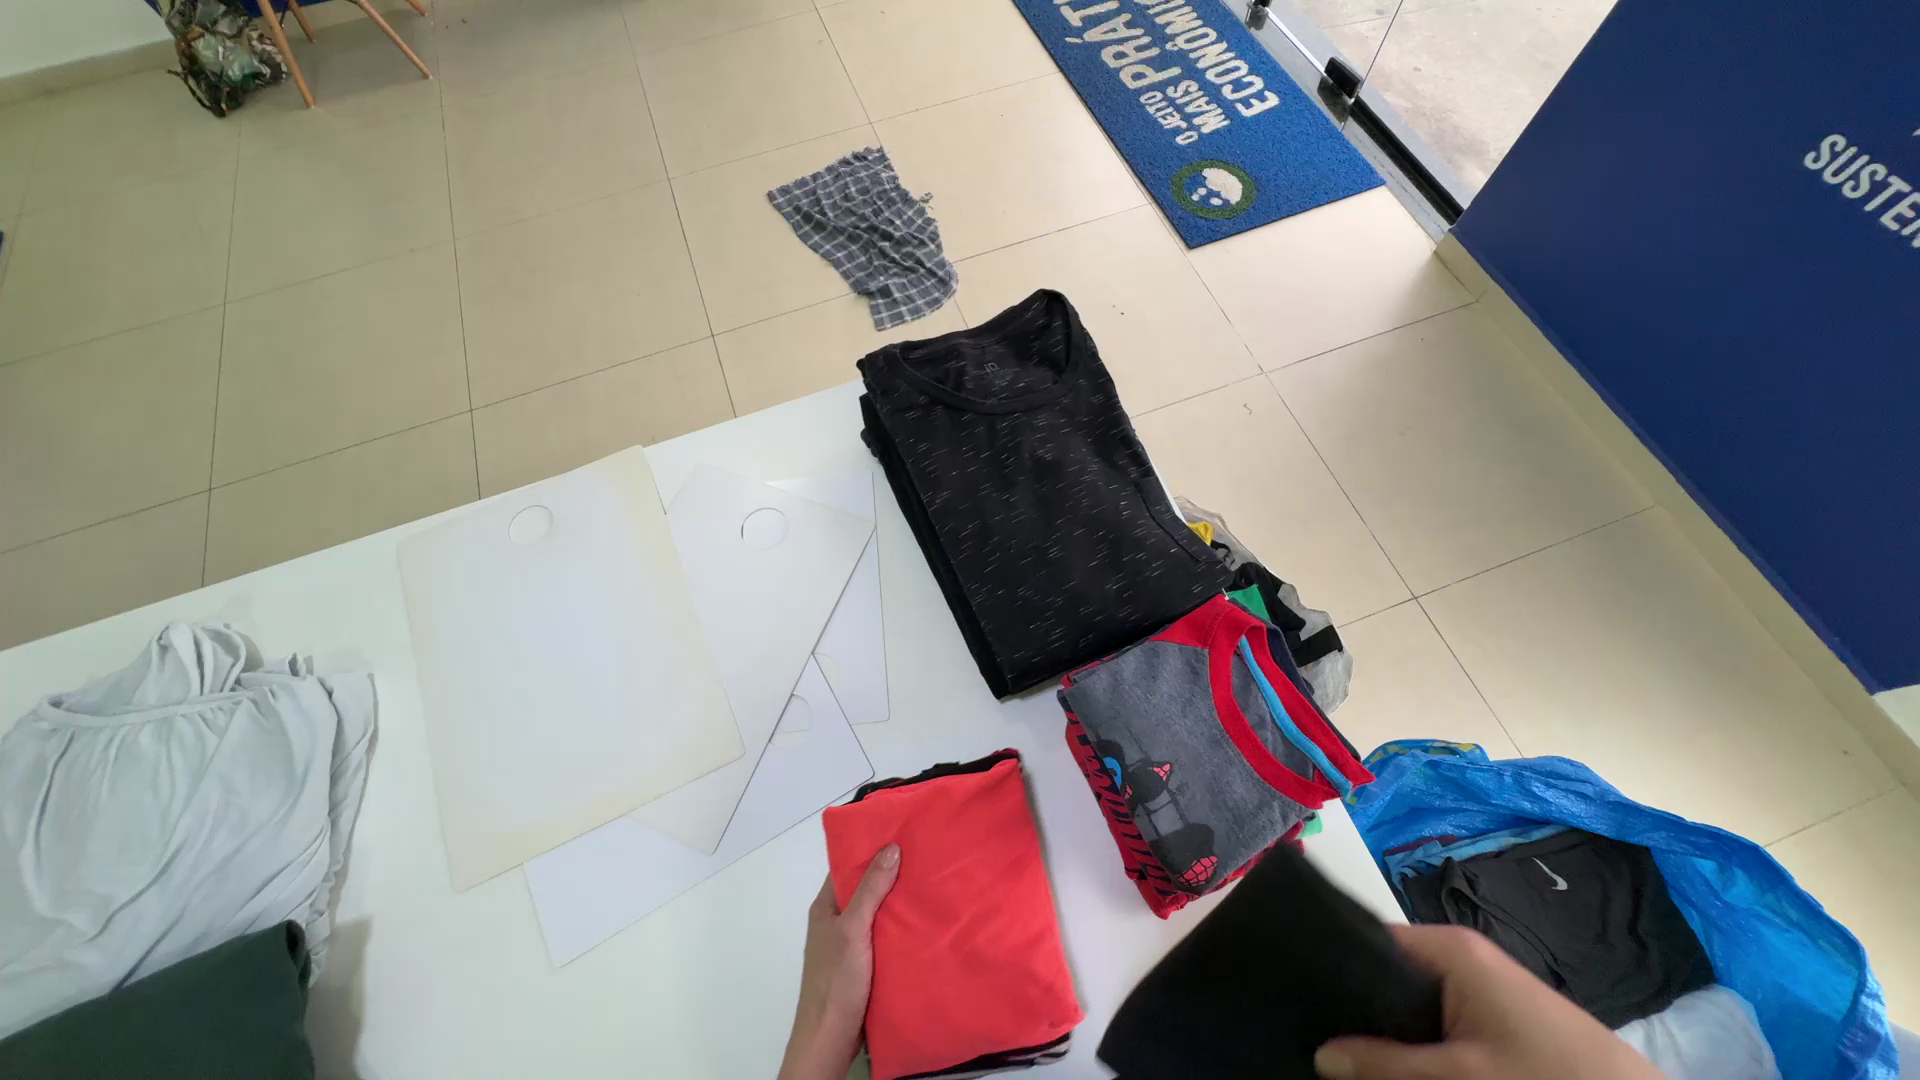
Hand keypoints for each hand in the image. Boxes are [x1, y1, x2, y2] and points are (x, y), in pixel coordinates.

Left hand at [777, 845, 901, 1079]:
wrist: (830, 1039)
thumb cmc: (836, 981)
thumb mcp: (853, 928)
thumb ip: (871, 889)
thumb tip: (891, 848)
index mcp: (826, 907)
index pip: (847, 867)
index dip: (870, 849)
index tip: (899, 834)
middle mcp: (836, 921)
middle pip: (864, 889)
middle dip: (890, 875)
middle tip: (923, 856)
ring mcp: (849, 945)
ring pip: (876, 915)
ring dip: (897, 904)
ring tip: (929, 884)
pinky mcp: (864, 965)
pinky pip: (884, 937)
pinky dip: (900, 929)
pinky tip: (923, 923)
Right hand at [1315, 925, 1665, 1079]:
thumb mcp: (1460, 1078)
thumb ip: (1386, 1064)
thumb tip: (1320, 1054)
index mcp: (1449, 948)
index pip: (1369, 939)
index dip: (1336, 969)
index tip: (1305, 999)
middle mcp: (1462, 956)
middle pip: (1388, 971)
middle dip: (1361, 1006)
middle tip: (1322, 1036)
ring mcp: (1484, 986)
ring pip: (1413, 1000)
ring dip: (1391, 1029)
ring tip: (1353, 1052)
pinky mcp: (1500, 1016)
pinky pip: (1441, 1018)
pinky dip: (1421, 1041)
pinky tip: (1403, 1064)